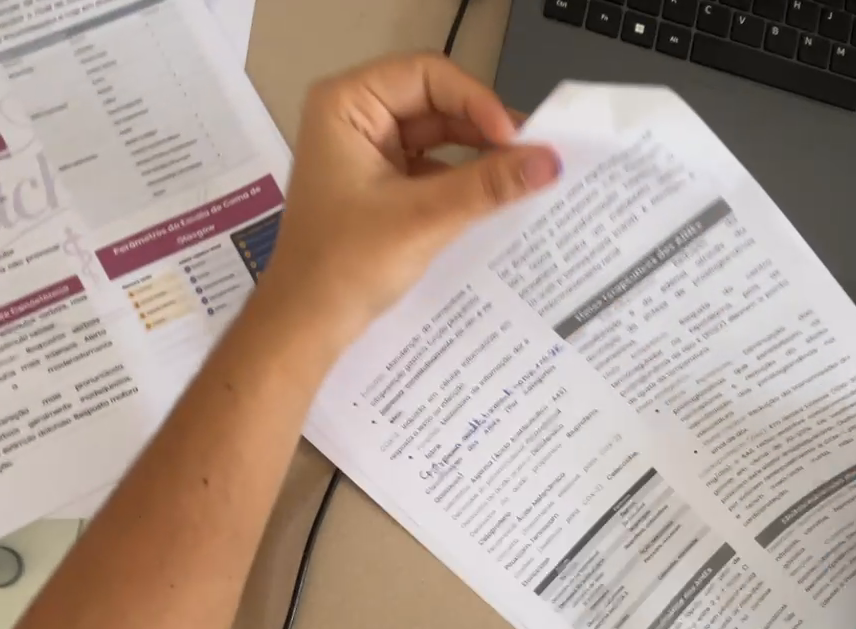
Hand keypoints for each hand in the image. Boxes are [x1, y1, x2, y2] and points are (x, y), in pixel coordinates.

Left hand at [259, 53, 561, 340]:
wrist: (307, 324)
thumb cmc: (344, 266)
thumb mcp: (422, 219)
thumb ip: (487, 187)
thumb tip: (548, 162)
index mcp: (346, 105)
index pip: (427, 76)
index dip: (476, 102)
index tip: (514, 140)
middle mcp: (355, 121)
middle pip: (435, 105)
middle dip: (482, 131)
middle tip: (530, 158)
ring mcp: (367, 158)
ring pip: (437, 141)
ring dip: (477, 160)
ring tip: (520, 180)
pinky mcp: (380, 192)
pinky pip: (430, 174)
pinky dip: (461, 185)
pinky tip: (492, 202)